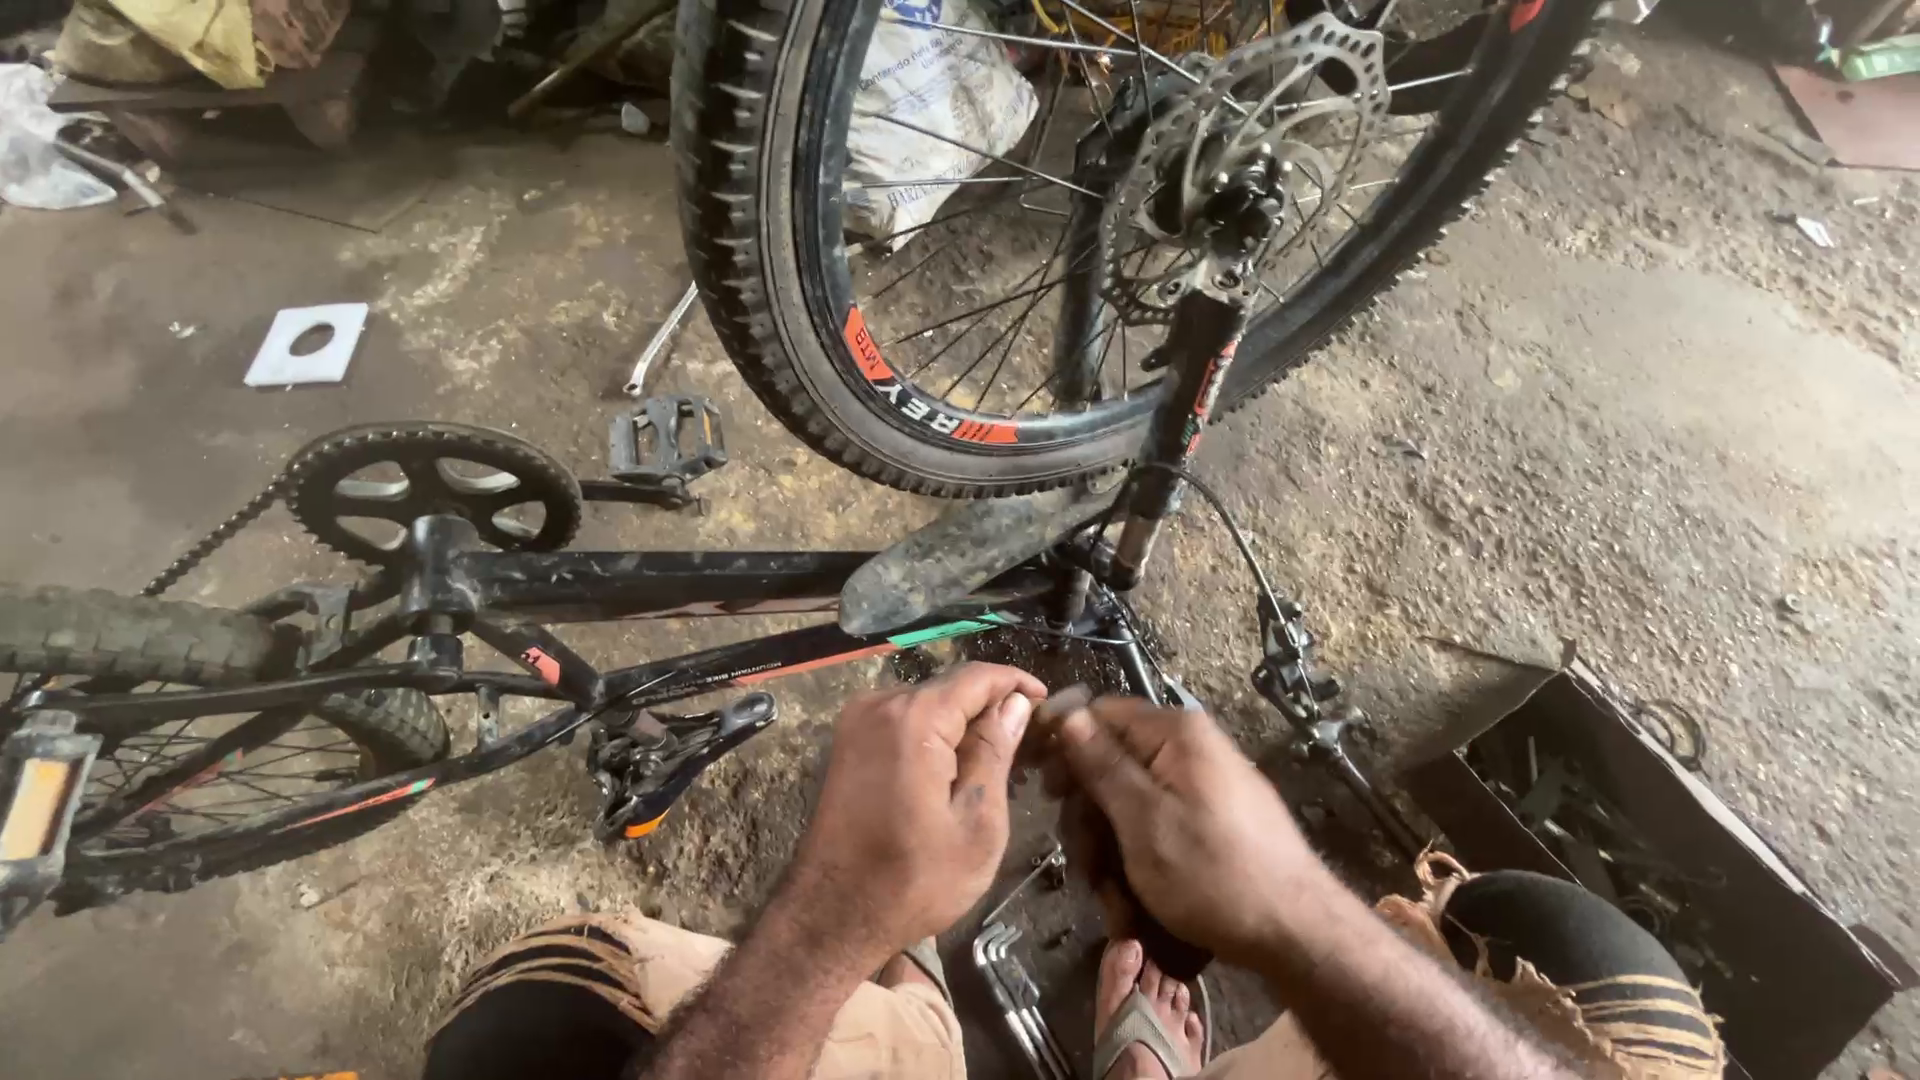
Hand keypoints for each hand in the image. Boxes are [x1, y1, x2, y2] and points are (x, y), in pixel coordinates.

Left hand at [784, 662, 1045, 964]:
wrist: (831, 916)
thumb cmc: (913, 880)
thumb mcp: (976, 824)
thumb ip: (995, 753)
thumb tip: (1016, 703)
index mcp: (913, 719)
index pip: (976, 677)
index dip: (1015, 682)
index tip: (1045, 699)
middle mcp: (879, 705)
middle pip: (948, 686)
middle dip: (988, 705)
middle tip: (1023, 739)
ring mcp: (856, 721)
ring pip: (925, 701)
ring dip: (959, 720)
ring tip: (991, 758)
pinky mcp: (846, 742)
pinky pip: (900, 718)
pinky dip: (931, 731)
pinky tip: (949, 767)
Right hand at [1052, 697, 1329, 958]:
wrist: (1296, 933)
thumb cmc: (1212, 873)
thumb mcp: (1143, 819)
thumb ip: (1102, 764)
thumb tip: (1067, 715)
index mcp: (1175, 733)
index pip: (1100, 713)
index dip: (1066, 746)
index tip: (1046, 790)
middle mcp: (1189, 747)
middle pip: (1112, 761)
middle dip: (1089, 814)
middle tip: (1084, 862)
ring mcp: (1201, 782)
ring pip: (1129, 798)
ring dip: (1109, 845)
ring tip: (1112, 895)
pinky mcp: (1209, 815)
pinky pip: (1156, 819)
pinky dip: (1137, 853)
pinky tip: (1133, 897)